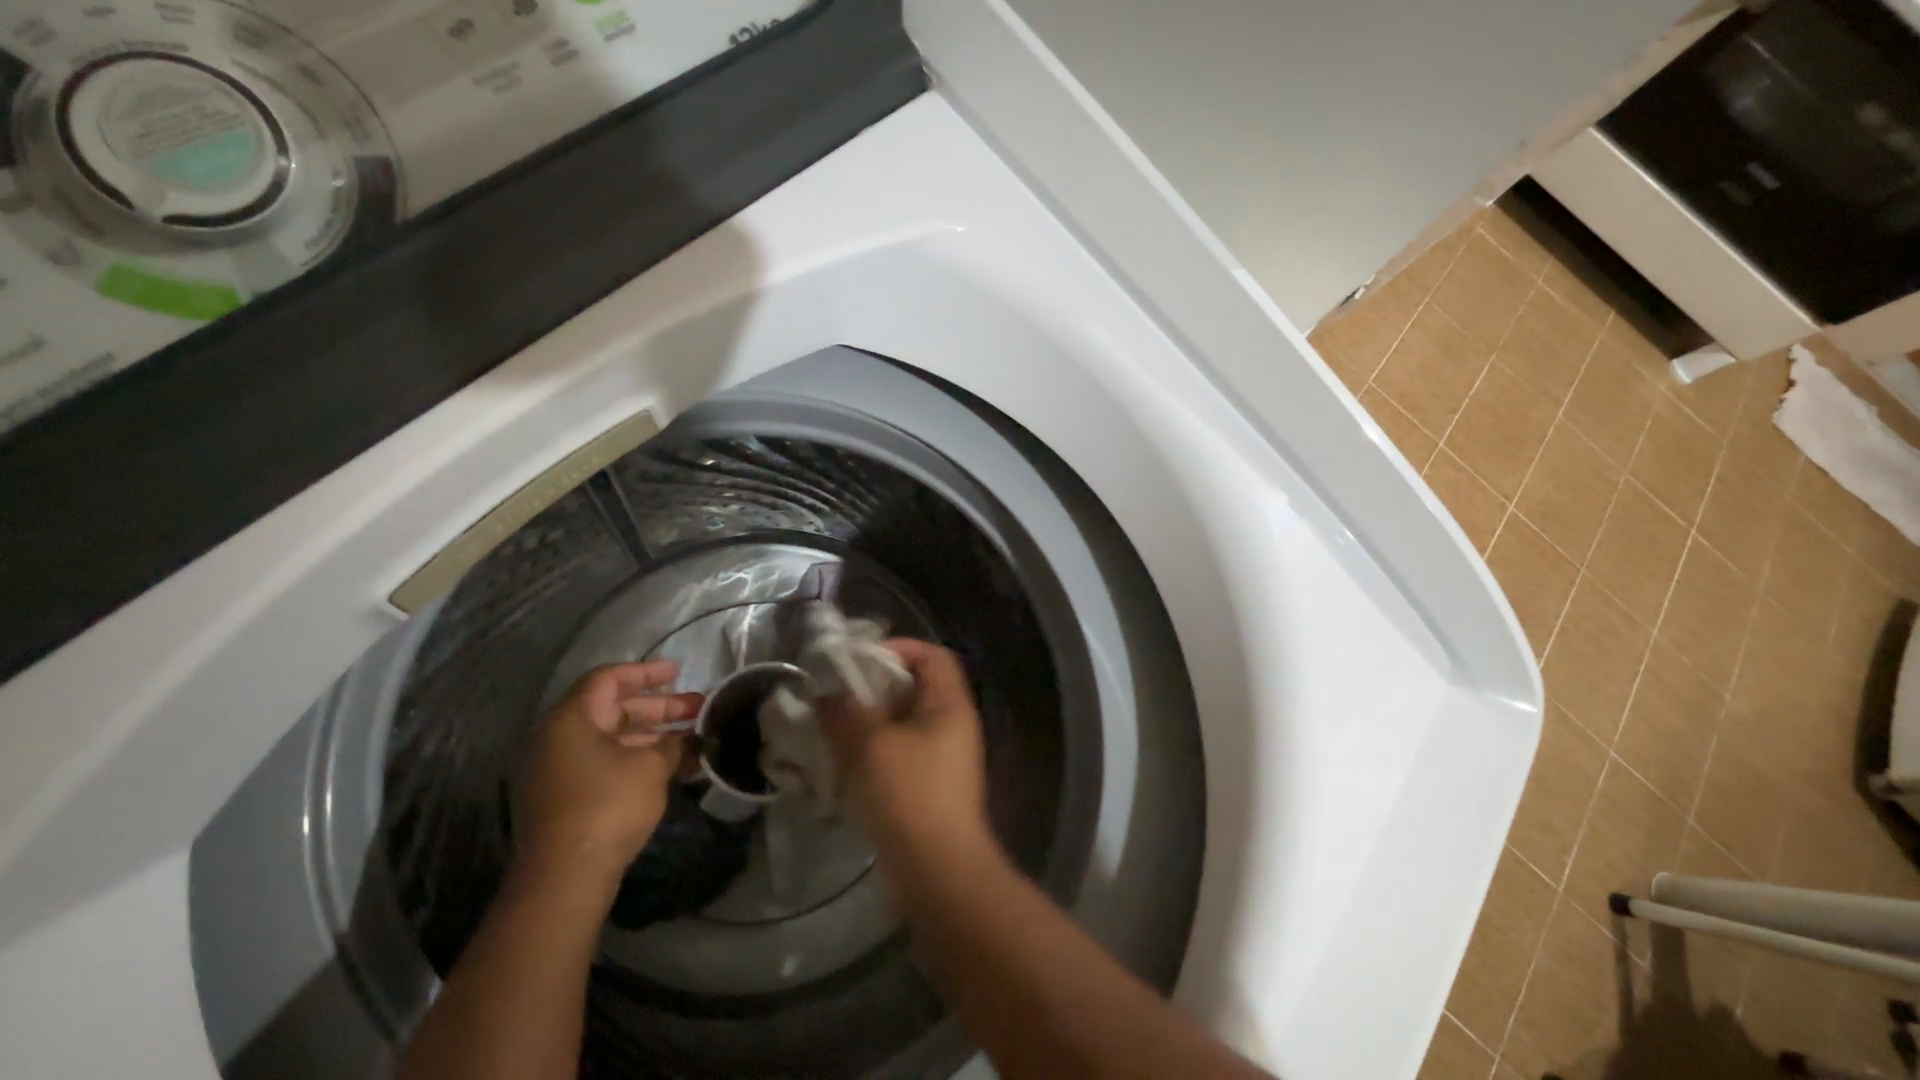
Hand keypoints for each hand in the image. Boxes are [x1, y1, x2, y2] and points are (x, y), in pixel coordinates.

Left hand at [514, 661, 703, 886]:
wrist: (564, 875)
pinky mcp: (562, 797)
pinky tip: (670, 768)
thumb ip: (673, 746)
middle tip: (698, 710)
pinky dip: (634, 760)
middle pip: (611, 709)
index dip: (647, 672)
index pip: (609, 678)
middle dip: (658, 708)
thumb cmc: (607, 806)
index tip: (680, 672)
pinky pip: (601, 764)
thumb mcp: (651, 769)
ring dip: (651, 737)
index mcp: (570, 719)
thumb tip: (689, 739)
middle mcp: (556, 737)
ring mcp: (556, 769)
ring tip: (692, 741)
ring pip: (609, 740)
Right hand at [818, 641, 993, 872]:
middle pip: (914, 690)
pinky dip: (869, 756)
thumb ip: (844, 712)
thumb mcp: (870, 746)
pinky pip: (897, 758)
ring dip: (865, 724)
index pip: (932, 656)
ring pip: (901, 727)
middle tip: (833, 695)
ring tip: (828, 728)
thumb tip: (826, 693)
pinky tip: (839, 766)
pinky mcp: (926, 792)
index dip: (897, 648)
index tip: (857, 660)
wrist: (936, 872)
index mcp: (950, 706)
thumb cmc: (909, 795)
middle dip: (872, 689)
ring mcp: (941, 762)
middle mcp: (952, 728)